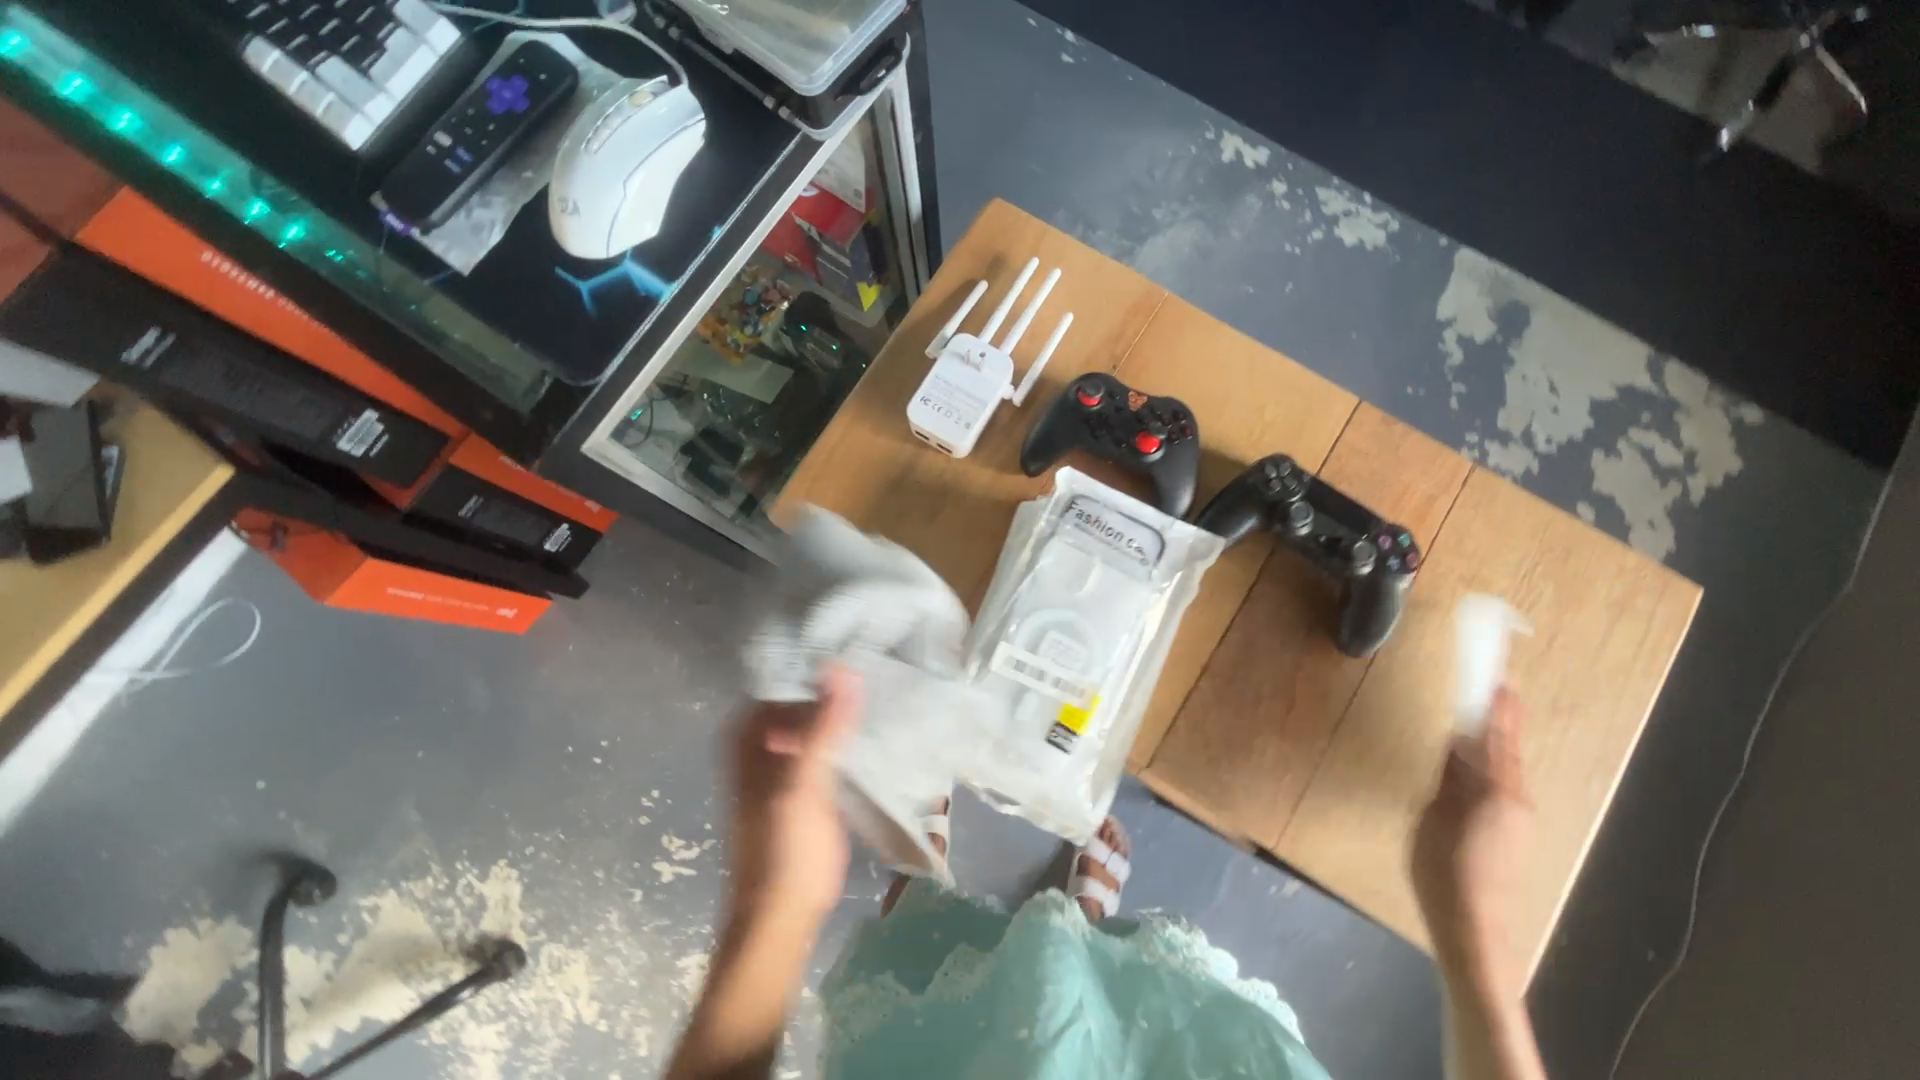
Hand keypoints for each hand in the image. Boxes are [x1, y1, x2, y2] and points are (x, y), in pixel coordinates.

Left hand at [726, 667, 859, 928]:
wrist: (780, 917)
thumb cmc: (784, 851)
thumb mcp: (802, 785)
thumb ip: (822, 727)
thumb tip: (842, 667)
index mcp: (747, 735)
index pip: (782, 677)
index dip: (816, 660)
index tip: (859, 641)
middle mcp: (760, 742)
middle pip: (801, 696)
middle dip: (836, 683)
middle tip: (882, 662)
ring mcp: (783, 764)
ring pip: (817, 720)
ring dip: (845, 710)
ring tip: (887, 687)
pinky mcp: (805, 786)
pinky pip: (828, 746)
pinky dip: (848, 737)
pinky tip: (880, 729)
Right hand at [1411, 687, 1534, 993]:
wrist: (1476, 927)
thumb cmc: (1445, 870)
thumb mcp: (1434, 815)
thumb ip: (1449, 777)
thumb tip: (1455, 742)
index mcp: (1495, 790)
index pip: (1496, 737)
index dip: (1498, 708)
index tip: (1500, 677)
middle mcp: (1515, 799)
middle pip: (1506, 750)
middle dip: (1500, 721)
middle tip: (1495, 689)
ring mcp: (1519, 818)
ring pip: (1506, 770)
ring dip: (1496, 744)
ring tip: (1483, 721)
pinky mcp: (1514, 834)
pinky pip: (1504, 788)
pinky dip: (1494, 767)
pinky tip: (1478, 767)